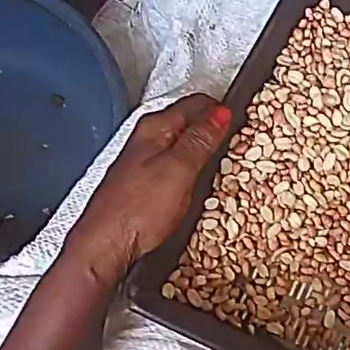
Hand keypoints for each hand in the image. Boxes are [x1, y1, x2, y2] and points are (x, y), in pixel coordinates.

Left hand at [65, 93, 231, 279]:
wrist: (106, 245)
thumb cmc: (137, 210)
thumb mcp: (179, 170)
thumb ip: (201, 139)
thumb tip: (221, 114)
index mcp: (155, 129)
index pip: (196, 104)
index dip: (222, 111)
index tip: (242, 122)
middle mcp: (148, 141)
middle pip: (189, 122)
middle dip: (214, 128)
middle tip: (239, 140)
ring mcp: (146, 163)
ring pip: (183, 145)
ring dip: (205, 150)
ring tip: (225, 160)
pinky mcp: (147, 185)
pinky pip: (177, 167)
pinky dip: (194, 169)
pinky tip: (201, 182)